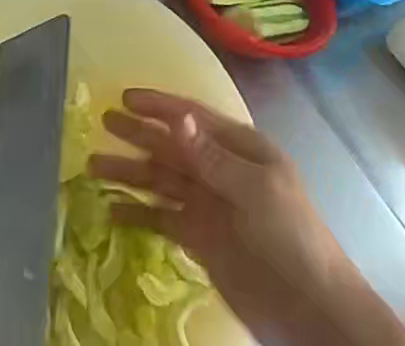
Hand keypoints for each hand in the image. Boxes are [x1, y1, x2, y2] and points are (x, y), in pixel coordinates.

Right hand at [90, 89, 404, 345]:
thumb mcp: (255, 190)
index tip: (126, 97)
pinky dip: (137, 214)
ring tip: (94, 165)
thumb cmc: (292, 236)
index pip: (193, 119)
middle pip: (171, 147)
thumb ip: (212, 157)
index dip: (159, 106)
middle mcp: (220, 171)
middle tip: (104, 121)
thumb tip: (179, 119)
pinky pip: (161, 218)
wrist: (310, 308)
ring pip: (161, 181)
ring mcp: (208, 205)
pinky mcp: (200, 238)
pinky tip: (112, 211)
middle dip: (138, 134)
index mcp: (240, 149)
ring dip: (130, 172)